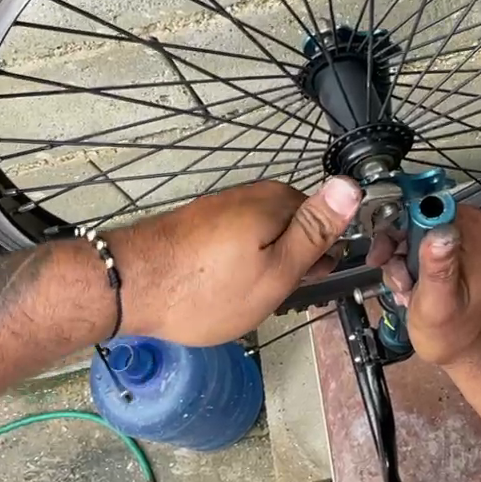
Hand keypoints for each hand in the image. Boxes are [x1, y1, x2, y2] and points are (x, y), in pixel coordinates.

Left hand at [110, 178, 362, 345]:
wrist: (128, 286)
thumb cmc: (206, 290)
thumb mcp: (277, 271)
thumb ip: (316, 231)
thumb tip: (352, 185)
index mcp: (279, 202)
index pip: (326, 225)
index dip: (321, 261)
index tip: (304, 288)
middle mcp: (253, 194)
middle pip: (296, 229)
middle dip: (291, 264)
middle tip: (270, 297)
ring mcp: (225, 206)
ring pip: (267, 239)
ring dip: (264, 267)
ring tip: (242, 297)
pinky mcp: (203, 221)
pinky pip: (240, 242)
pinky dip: (238, 265)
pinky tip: (222, 288)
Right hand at [380, 205, 480, 372]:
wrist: (475, 355)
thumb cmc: (458, 336)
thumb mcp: (441, 303)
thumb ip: (437, 266)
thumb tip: (437, 228)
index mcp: (473, 230)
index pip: (424, 204)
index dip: (398, 227)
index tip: (385, 256)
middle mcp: (471, 226)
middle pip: (414, 218)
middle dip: (397, 251)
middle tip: (398, 282)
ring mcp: (463, 238)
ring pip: (411, 234)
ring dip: (400, 265)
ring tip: (407, 293)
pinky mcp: (454, 251)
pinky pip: (418, 247)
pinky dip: (408, 270)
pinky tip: (412, 292)